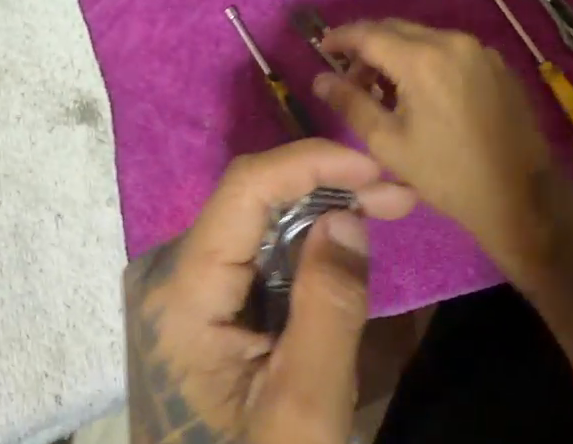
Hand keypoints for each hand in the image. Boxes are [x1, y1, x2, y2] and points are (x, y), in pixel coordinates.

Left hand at [122, 139, 416, 443]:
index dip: (309, 163)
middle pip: (251, 200)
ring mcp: (187, 289)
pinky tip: (346, 241)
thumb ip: (327, 308)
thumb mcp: (304, 408)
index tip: (374, 166)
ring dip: (321, 211)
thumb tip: (345, 215)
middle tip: (398, 194)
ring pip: (257, 223)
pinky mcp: (204, 306)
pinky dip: (305, 244)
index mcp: (183, 292)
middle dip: (326, 185)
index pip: (243, 190)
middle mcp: (174, 274)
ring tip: (385, 208)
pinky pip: (256, 254)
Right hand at [314, 19, 551, 268]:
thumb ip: (350, 103)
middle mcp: (452, 41)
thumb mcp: (388, 144)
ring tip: (384, 91)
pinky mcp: (496, 64)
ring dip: (396, 54)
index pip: (368, 33)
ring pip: (422, 37)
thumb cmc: (448, 175)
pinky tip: (420, 92)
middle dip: (367, 47)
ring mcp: (478, 50)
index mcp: (422, 59)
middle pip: (395, 29)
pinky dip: (425, 60)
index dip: (340, 38)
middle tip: (350, 78)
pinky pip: (448, 49)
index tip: (322, 48)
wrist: (523, 197)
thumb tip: (320, 78)